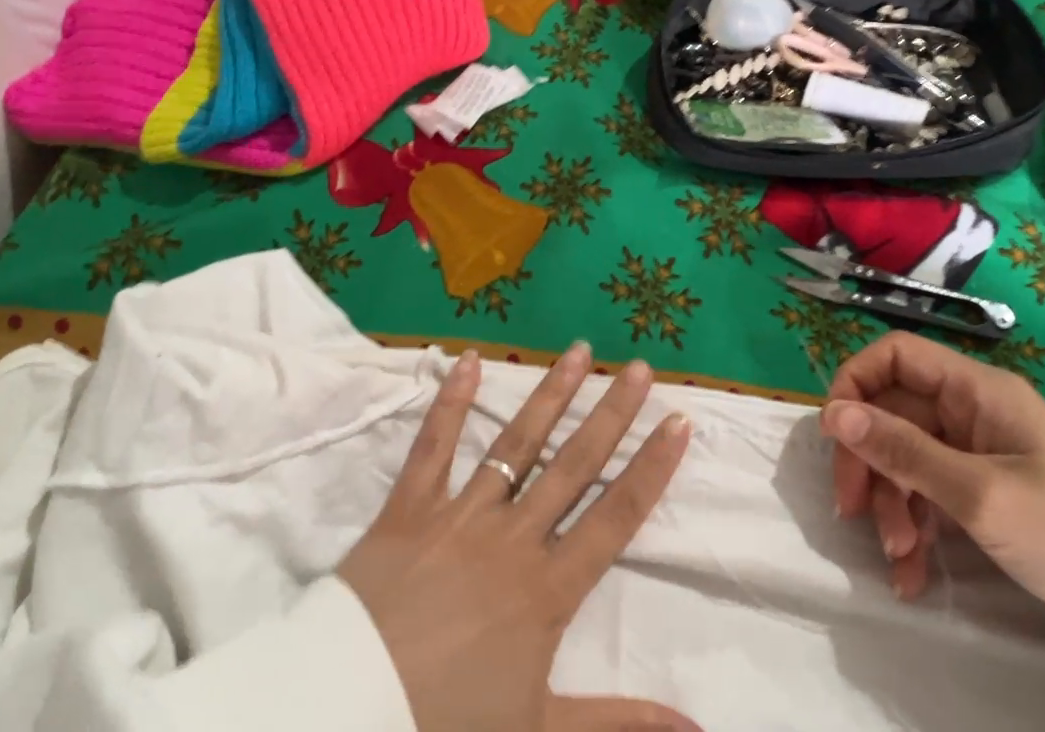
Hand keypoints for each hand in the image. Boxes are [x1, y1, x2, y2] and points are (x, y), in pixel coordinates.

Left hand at [338, 345, 699, 731]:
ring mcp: (459, 516)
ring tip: (578, 351)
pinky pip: (432, 448)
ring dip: (550, 395)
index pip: (617, 516)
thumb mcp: (542, 731)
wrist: (347, 710)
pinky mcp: (408, 510)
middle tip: (638, 367)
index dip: (653, 468)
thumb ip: (620, 723)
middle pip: (575, 466)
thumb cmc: (447, 720)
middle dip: (611, 414)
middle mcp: (513, 538)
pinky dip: (450, 403)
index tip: (680, 420)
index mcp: (549, 588)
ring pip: (516, 445)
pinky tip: (469, 361)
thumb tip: (698, 731)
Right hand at [821, 332, 1044, 637]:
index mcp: (977, 392)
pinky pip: (927, 496)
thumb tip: (832, 413)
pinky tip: (911, 575)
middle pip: (891, 414)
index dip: (855, 383)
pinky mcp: (983, 493)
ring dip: (889, 507)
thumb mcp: (981, 496)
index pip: (896, 355)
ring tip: (900, 559)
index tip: (832, 437)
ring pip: (904, 460)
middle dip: (867, 463)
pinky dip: (913, 530)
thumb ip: (903, 451)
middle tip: (851, 513)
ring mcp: (977, 454)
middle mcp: (972, 412)